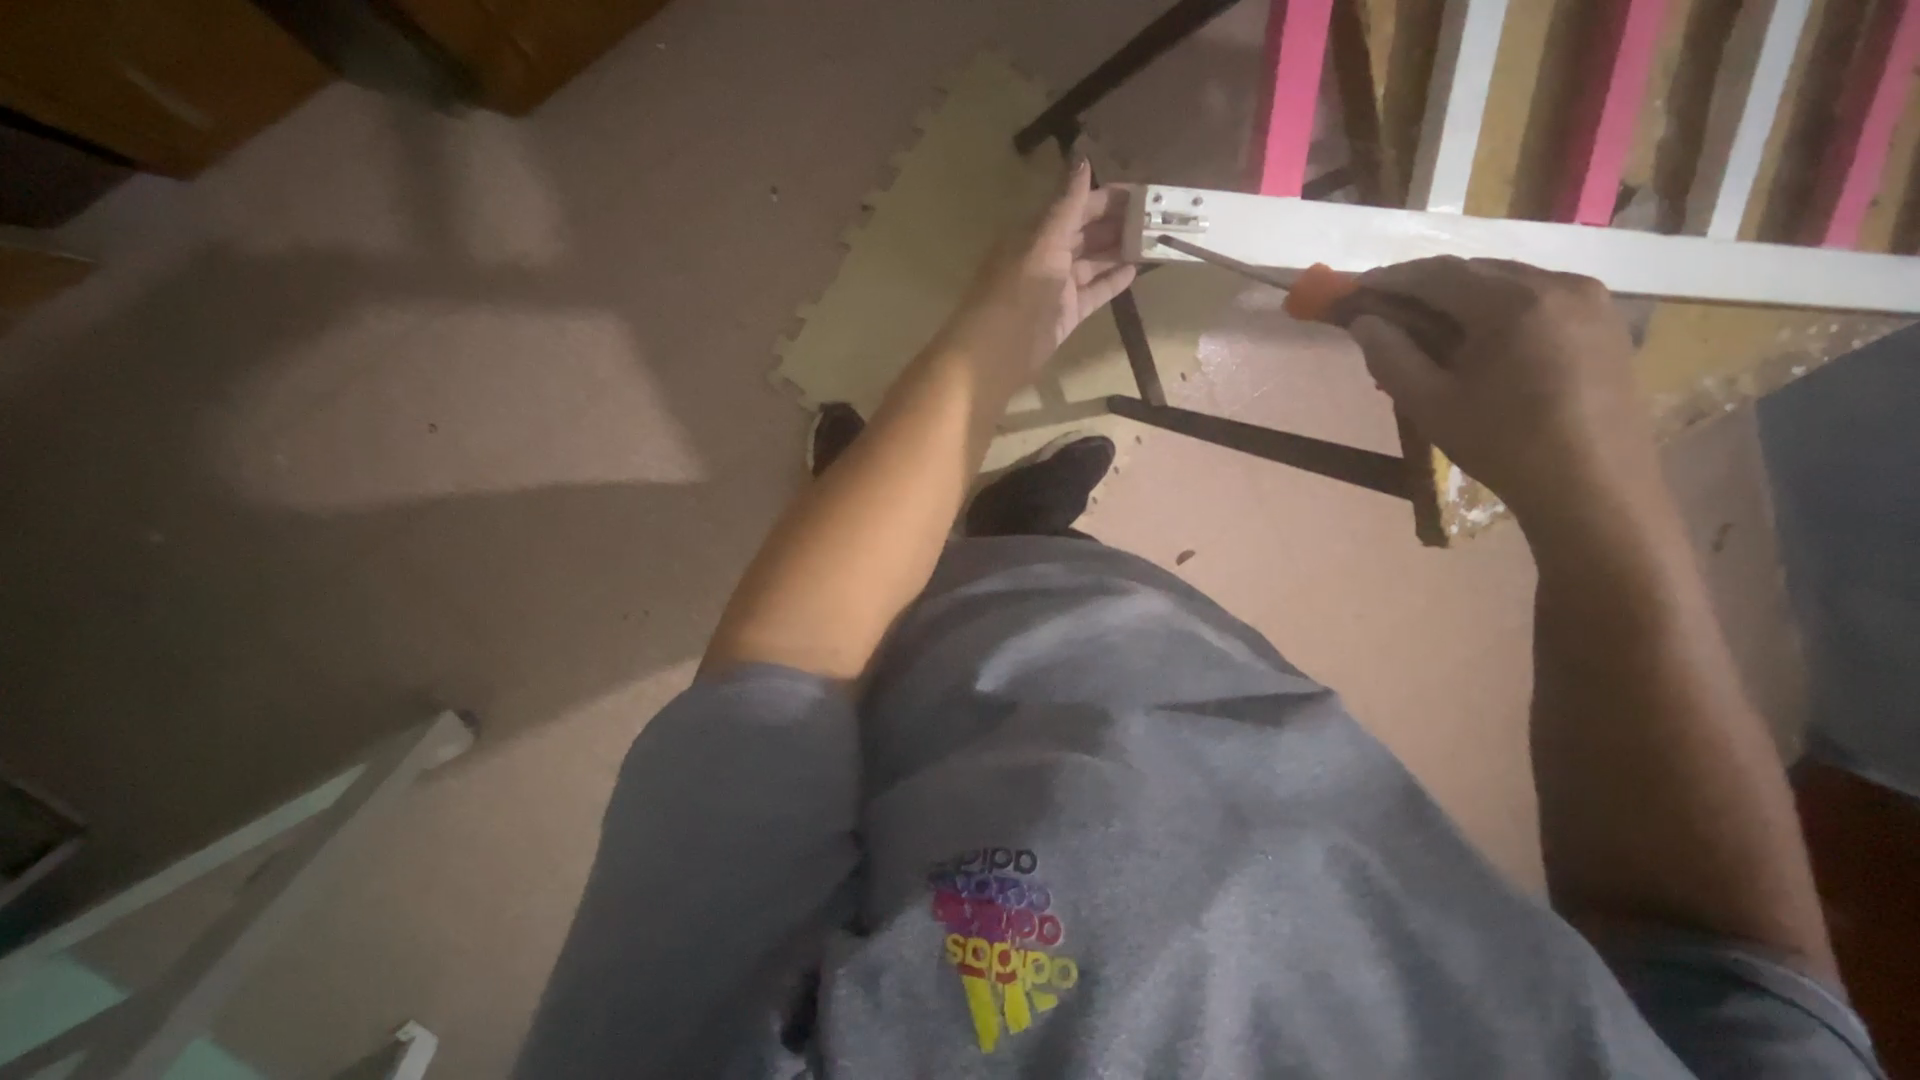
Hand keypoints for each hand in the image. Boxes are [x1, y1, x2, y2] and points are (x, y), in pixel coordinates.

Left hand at [933, 159, 1137, 385]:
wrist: (996, 352)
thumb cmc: (1018, 292)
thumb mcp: (1043, 242)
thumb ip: (1066, 205)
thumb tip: (1083, 160)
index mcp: (1036, 233)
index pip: (1076, 206)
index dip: (1108, 198)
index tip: (1145, 192)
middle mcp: (1047, 256)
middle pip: (1086, 232)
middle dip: (1118, 223)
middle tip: (1159, 216)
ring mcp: (1057, 287)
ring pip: (1093, 261)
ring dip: (1120, 250)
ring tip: (1155, 239)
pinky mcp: (1067, 314)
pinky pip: (1094, 292)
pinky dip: (1113, 281)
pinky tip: (1136, 270)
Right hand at [1346, 257, 1669, 533]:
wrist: (1594, 488)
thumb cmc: (1504, 446)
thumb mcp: (1429, 404)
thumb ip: (1389, 355)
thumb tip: (1363, 321)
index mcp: (1513, 303)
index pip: (1437, 273)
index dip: (1390, 278)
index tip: (1354, 288)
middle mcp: (1558, 283)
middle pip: (1475, 270)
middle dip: (1425, 286)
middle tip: (1385, 308)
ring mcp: (1591, 298)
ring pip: (1508, 281)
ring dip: (1462, 296)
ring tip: (1427, 325)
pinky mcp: (1605, 320)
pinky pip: (1539, 297)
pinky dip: (1499, 307)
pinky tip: (1479, 337)